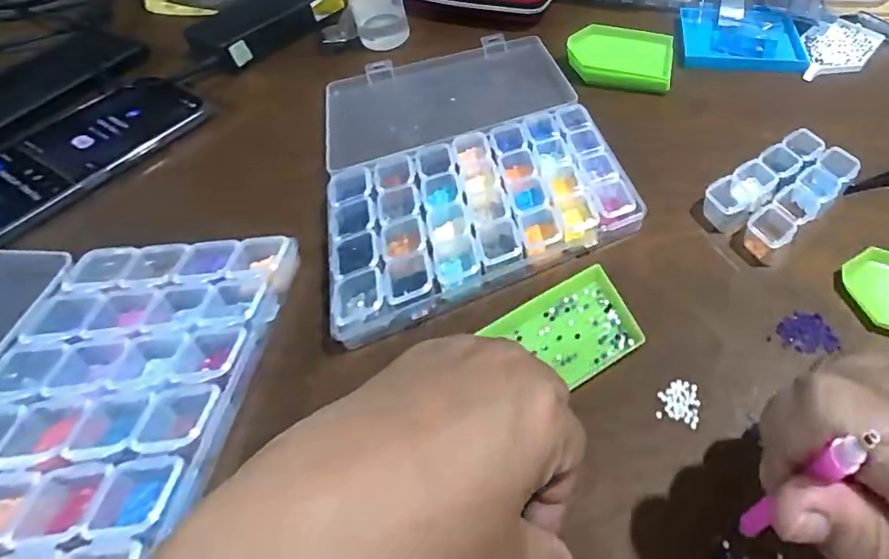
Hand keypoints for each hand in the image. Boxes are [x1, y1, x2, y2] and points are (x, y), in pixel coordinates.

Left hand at [160, 335, 583, 558]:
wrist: (316, 510)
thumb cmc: (428, 536)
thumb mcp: (497, 556)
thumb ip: (541, 552)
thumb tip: (552, 553)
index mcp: (543, 404)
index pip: (572, 453)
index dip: (548, 506)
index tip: (511, 537)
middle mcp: (509, 360)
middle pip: (539, 407)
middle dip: (524, 455)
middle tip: (483, 505)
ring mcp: (458, 349)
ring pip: (498, 387)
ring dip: (490, 426)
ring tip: (448, 477)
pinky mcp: (414, 352)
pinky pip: (455, 377)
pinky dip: (452, 407)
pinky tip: (414, 451)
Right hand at [757, 353, 888, 558]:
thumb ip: (867, 542)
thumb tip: (782, 505)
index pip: (823, 398)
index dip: (784, 441)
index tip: (788, 503)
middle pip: (824, 375)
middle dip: (795, 431)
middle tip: (811, 502)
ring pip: (843, 366)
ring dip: (820, 417)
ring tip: (841, 481)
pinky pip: (874, 368)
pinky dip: (849, 403)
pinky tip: (873, 453)